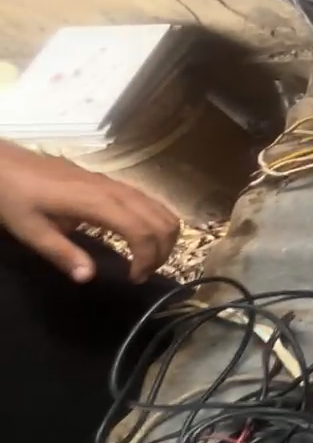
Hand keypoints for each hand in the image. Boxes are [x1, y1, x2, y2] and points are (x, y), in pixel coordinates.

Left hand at [0, 141, 177, 281]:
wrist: (6, 163)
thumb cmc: (14, 196)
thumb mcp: (27, 228)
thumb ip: (61, 252)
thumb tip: (87, 277)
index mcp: (101, 204)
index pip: (142, 233)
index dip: (146, 258)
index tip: (133, 278)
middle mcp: (122, 194)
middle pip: (163, 225)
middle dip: (162, 253)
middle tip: (143, 273)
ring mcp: (126, 187)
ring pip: (167, 215)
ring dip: (166, 240)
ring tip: (149, 257)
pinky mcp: (124, 186)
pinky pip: (159, 207)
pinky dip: (162, 226)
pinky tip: (146, 237)